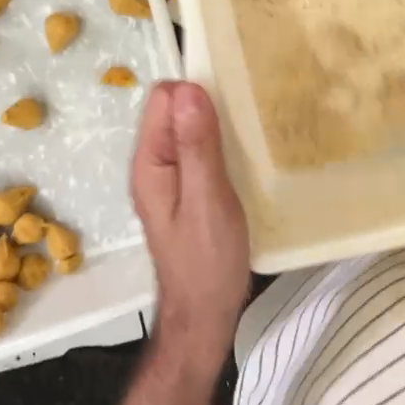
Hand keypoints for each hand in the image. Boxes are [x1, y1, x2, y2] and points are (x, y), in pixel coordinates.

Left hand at [130, 81, 250, 365]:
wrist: (206, 315)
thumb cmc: (208, 261)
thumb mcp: (207, 200)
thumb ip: (196, 147)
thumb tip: (189, 90)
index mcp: (151, 161)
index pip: (164, 98)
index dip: (195, 90)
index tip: (234, 96)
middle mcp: (155, 163)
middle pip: (176, 108)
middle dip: (208, 101)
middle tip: (250, 111)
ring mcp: (171, 176)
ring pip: (190, 126)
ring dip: (218, 121)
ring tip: (254, 126)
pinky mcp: (189, 187)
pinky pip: (200, 147)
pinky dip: (221, 142)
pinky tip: (247, 151)